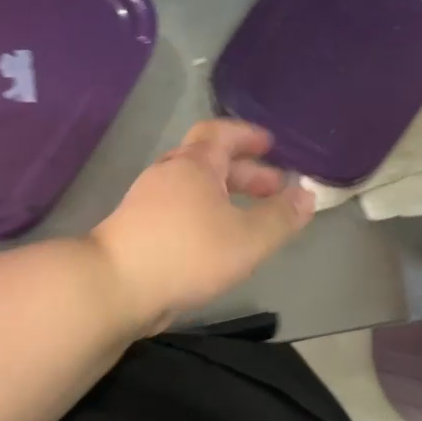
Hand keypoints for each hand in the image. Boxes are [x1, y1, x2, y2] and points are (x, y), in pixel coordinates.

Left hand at [91, 120, 315, 332]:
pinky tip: (218, 244)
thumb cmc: (186, 253)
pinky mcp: (138, 231)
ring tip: (251, 219)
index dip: (247, 136)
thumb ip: (280, 217)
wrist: (114, 287)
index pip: (220, 133)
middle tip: (274, 187)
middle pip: (208, 162)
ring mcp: (147, 204)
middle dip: (245, 172)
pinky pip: (180, 213)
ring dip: (224, 197)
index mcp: (192, 165)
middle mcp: (167, 176)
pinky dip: (205, 217)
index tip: (271, 145)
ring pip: (193, 190)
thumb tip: (306, 195)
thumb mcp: (247, 239)